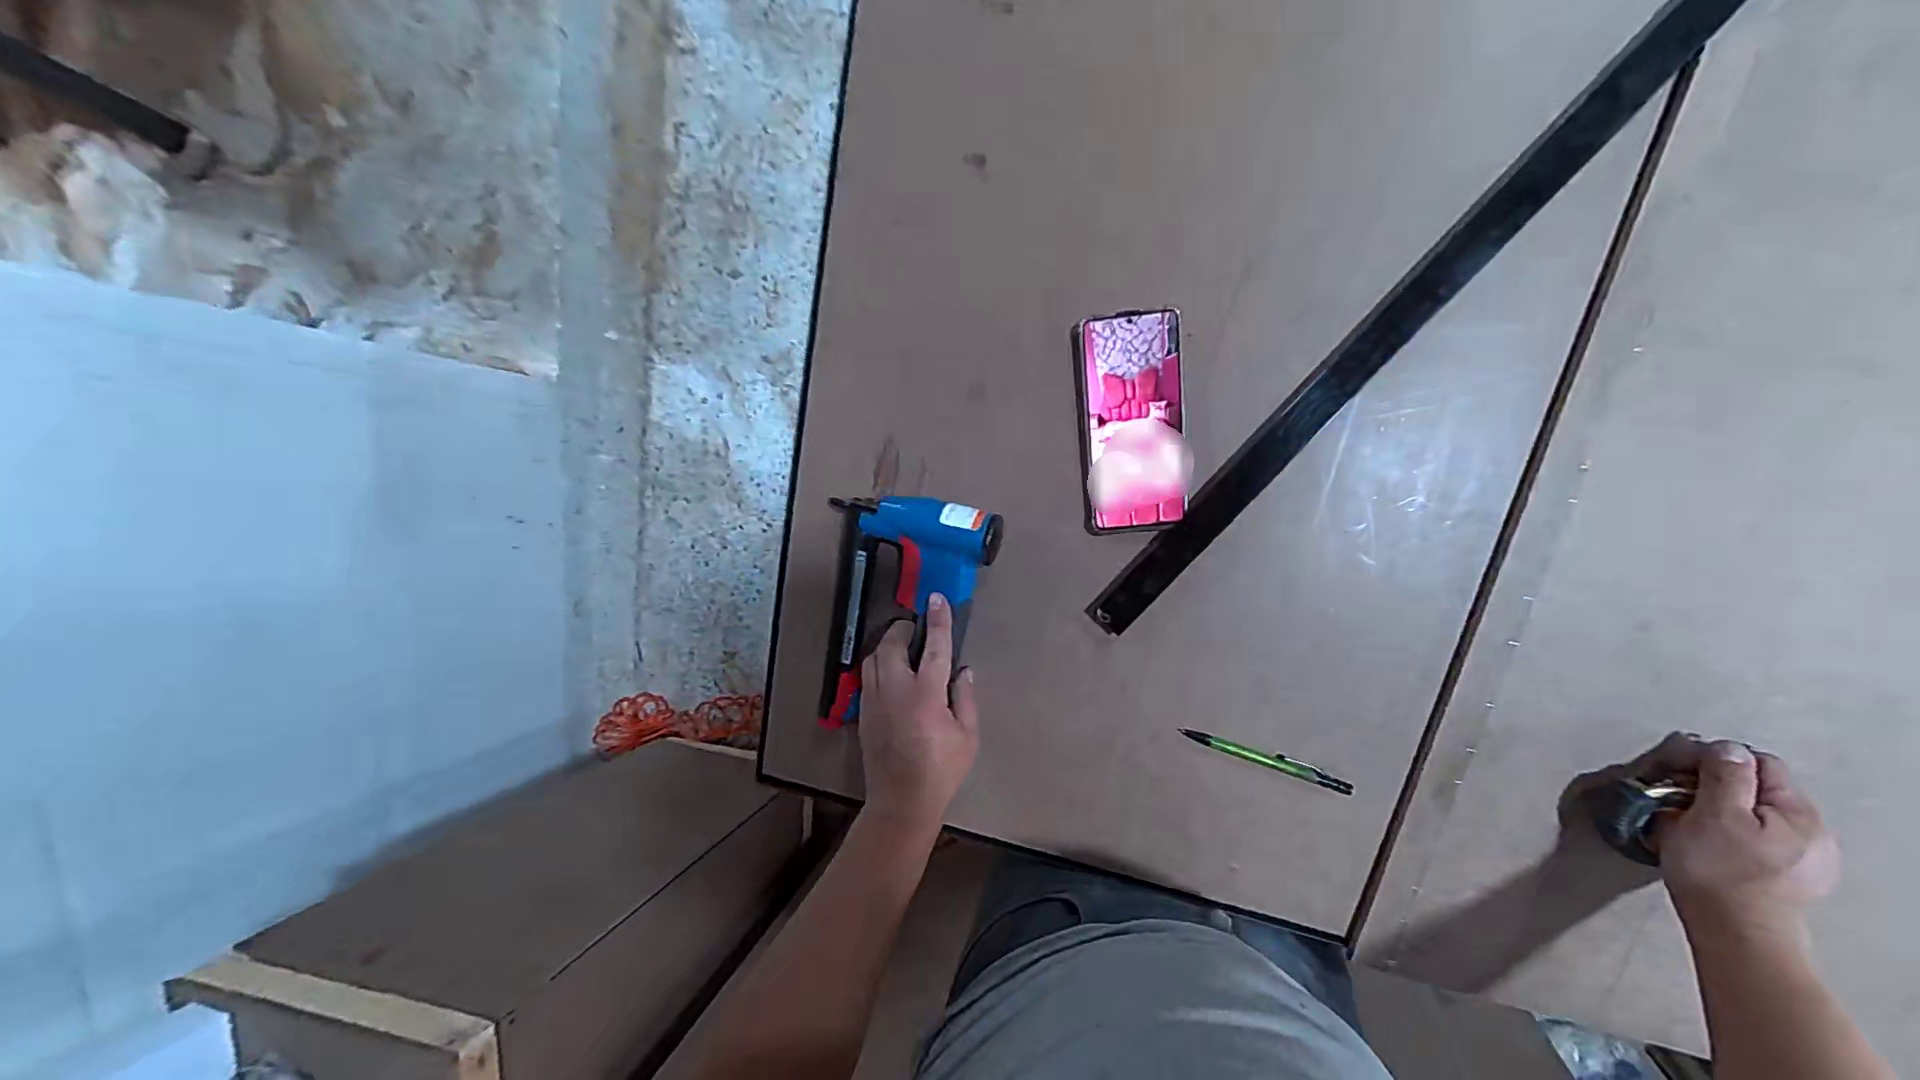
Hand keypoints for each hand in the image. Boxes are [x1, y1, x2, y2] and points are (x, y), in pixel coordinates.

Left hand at [857, 593, 979, 829]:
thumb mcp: (968, 735)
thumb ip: (965, 697)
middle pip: (891, 644)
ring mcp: (874, 702)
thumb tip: (961, 671)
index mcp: (925, 696)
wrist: (902, 802)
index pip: (934, 647)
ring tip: (903, 648)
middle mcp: (895, 692)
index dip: (938, 620)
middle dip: (903, 629)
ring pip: (873, 658)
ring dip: (887, 646)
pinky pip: (868, 677)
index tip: (936, 598)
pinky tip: (892, 674)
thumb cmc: (941, 770)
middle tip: (916, 628)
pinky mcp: (863, 713)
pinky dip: (878, 665)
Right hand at [1660, 739, 1839, 942]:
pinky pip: (1752, 838)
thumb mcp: (1714, 814)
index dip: (1712, 762)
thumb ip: (1725, 776)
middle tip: (1678, 802)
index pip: (1755, 762)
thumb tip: (1727, 748)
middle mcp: (1812, 833)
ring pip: (1750, 814)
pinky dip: (1726, 834)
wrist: (1736, 932)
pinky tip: (1708, 847)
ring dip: (1716, 812)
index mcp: (1799, 813)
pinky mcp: (1787, 876)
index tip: (1680, 775)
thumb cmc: (1719, 872)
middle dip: (1712, 788)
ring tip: (1687, 827)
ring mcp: (1804, 858)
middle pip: (1754, 788)